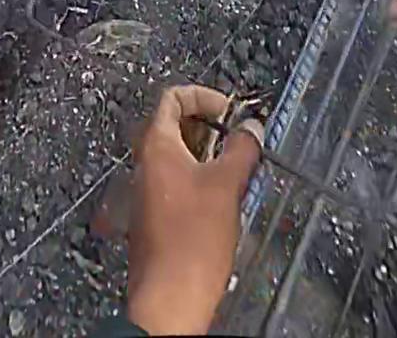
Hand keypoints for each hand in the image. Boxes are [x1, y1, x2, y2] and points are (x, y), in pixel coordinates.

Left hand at [127, 85, 261, 334]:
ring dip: (205, 150)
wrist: (169, 301)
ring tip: (234, 164)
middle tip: (234, 135)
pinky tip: (221, 193)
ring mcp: (146, 190)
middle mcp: (145, 163)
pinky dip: (197, 174)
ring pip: (175, 152)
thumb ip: (242, 148)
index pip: (172, 98)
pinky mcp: (152, 214)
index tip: (228, 111)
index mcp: (156, 145)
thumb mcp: (227, 184)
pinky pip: (174, 178)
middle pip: (172, 123)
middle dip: (207, 123)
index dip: (203, 96)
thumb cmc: (194, 237)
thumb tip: (251, 127)